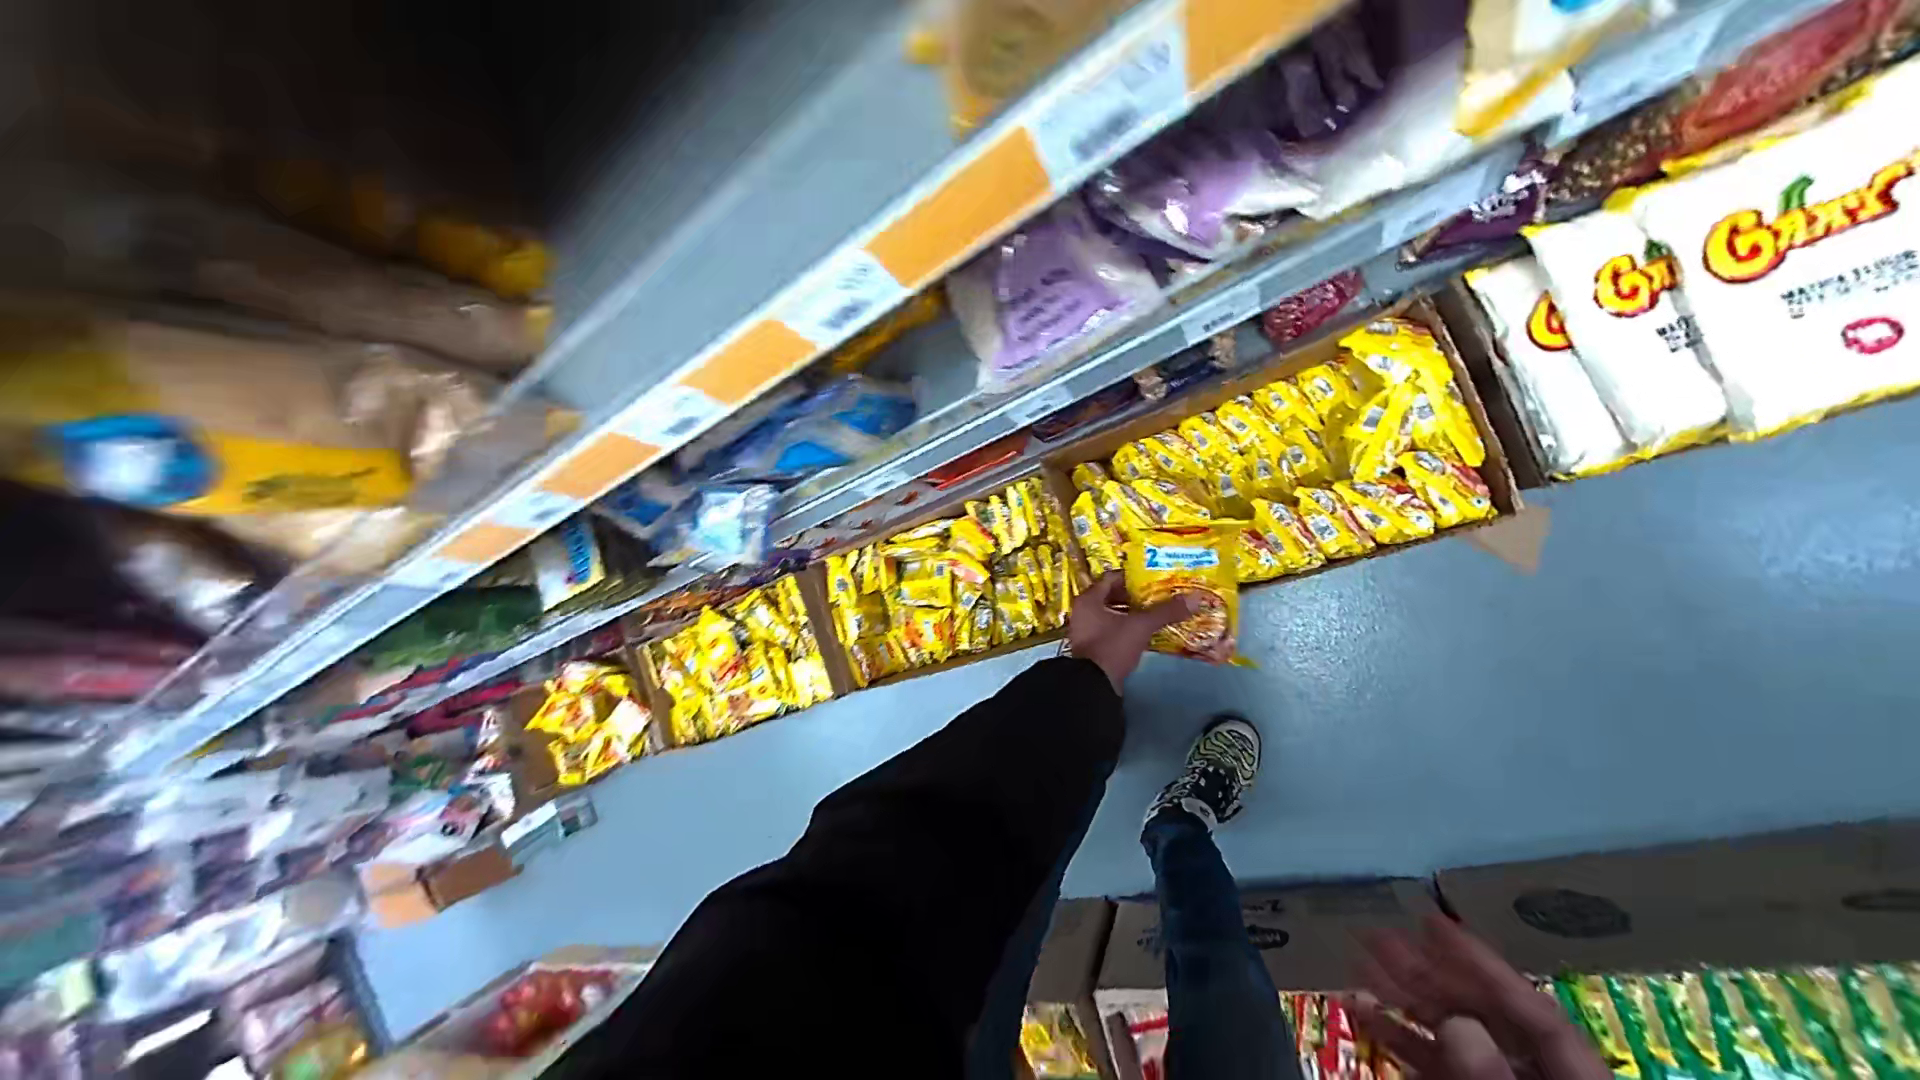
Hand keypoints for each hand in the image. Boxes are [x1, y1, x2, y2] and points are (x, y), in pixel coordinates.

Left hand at [1067, 572, 1197, 691]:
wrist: (1093, 683)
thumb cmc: (1113, 646)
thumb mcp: (1141, 626)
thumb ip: (1166, 611)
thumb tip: (1195, 598)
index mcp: (1089, 599)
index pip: (1111, 577)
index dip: (1133, 577)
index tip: (1153, 578)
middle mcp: (1083, 610)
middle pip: (1111, 595)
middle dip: (1134, 596)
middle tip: (1158, 595)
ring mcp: (1085, 629)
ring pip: (1111, 613)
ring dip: (1131, 613)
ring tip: (1155, 612)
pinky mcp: (1091, 645)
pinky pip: (1110, 629)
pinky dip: (1126, 627)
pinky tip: (1144, 631)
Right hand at [1352, 916, 1609, 1079]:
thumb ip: (1493, 1078)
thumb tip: (1456, 1021)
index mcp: (1575, 1078)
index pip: (1534, 1013)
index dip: (1483, 964)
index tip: (1432, 919)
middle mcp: (1537, 1073)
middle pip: (1483, 1017)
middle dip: (1425, 974)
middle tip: (1374, 935)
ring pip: (1454, 1039)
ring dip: (1402, 1001)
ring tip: (1356, 966)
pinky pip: (1437, 1067)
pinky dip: (1401, 1039)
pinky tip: (1364, 1014)